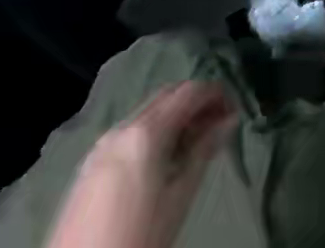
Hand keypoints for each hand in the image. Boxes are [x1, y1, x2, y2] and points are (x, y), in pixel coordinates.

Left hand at [46, 81, 235, 247]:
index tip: (234, 110)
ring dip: (176, 114)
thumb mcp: (179, 197)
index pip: (190, 92)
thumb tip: (229, 119)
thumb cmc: (138, 239)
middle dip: (197, 101)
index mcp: (146, 133)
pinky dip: (155, 129)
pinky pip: (131, 130)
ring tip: (196, 141)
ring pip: (149, 111)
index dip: (217, 94)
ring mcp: (101, 145)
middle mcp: (122, 128)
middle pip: (168, 95)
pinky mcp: (90, 163)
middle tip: (219, 122)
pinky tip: (165, 156)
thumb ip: (204, 151)